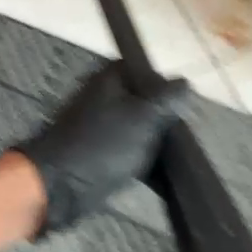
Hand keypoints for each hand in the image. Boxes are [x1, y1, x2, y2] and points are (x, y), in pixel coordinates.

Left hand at [13, 62, 187, 235]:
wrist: (64, 183)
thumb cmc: (104, 143)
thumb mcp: (143, 117)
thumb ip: (166, 99)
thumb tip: (185, 82)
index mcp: (108, 81)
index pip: (138, 69)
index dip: (161, 82)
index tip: (183, 103)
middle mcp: (102, 99)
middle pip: (142, 101)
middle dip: (165, 118)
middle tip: (187, 136)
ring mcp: (100, 127)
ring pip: (139, 129)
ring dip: (159, 144)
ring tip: (184, 160)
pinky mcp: (101, 155)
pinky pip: (132, 154)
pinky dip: (149, 165)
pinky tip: (169, 182)